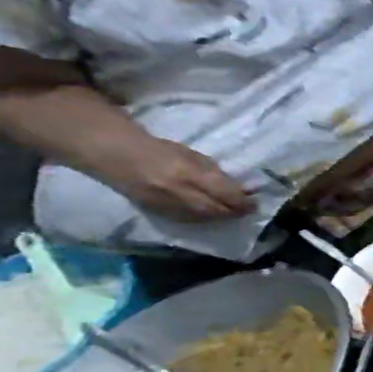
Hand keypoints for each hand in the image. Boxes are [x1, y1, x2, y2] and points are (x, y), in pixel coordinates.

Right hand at [110, 137, 255, 221]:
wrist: (117, 155)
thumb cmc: (162, 151)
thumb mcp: (195, 158)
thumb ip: (218, 175)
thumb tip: (242, 190)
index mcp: (190, 173)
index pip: (225, 195)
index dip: (243, 202)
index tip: (255, 204)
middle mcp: (177, 191)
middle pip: (215, 210)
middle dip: (234, 212)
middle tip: (247, 211)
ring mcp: (164, 203)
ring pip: (201, 218)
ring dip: (220, 218)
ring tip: (232, 214)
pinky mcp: (154, 211)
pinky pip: (185, 220)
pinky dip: (202, 219)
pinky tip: (211, 216)